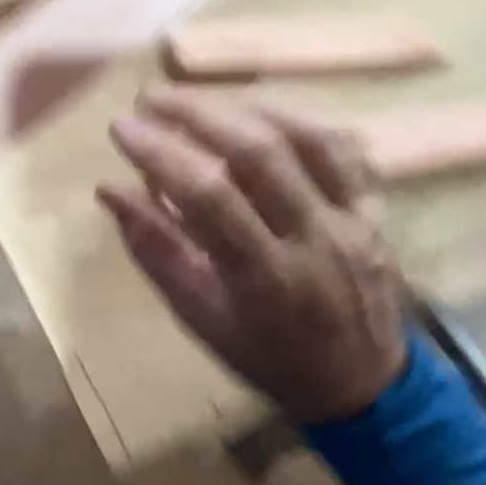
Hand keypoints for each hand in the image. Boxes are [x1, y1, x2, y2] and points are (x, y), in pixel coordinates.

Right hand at [98, 86, 406, 423]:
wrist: (363, 388)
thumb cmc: (264, 353)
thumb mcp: (196, 315)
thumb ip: (153, 247)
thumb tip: (108, 187)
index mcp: (266, 277)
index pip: (208, 195)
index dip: (160, 152)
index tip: (121, 127)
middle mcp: (316, 240)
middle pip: (258, 154)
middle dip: (196, 113)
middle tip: (151, 97)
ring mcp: (355, 220)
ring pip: (305, 138)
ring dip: (243, 105)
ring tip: (197, 96)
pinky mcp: (377, 209)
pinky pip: (345, 147)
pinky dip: (299, 117)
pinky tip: (257, 108)